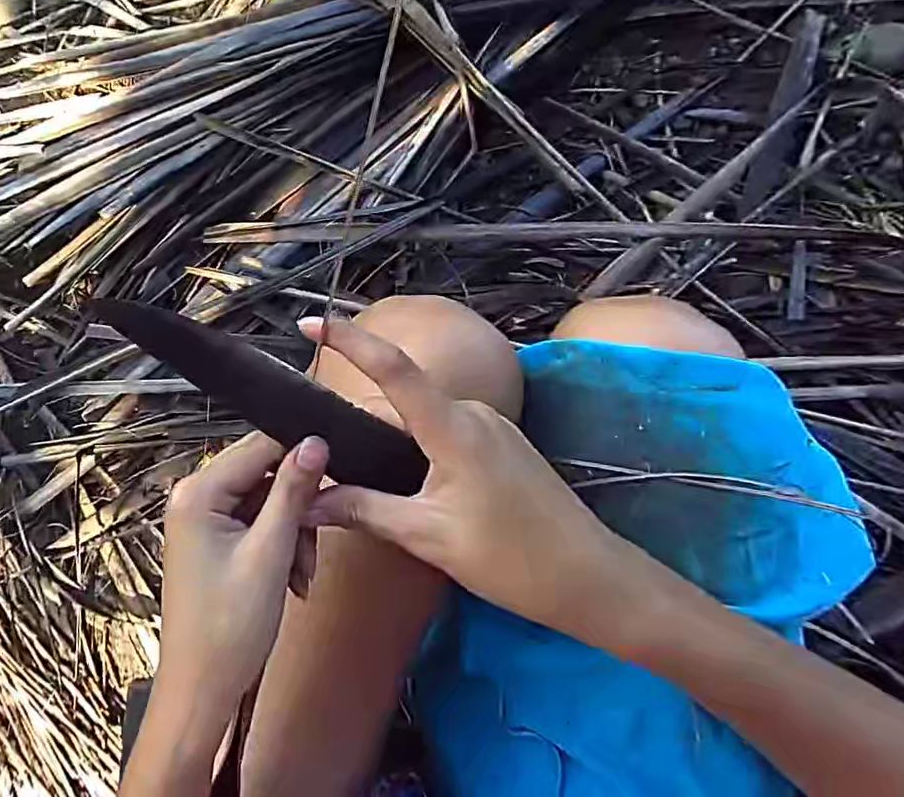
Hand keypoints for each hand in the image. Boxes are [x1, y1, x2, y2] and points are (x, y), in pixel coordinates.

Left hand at [155, 431, 329, 711]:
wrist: (201, 693)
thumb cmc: (225, 632)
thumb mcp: (270, 553)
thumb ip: (292, 492)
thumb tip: (313, 443)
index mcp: (197, 493)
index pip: (258, 446)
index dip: (298, 455)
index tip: (332, 468)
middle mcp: (194, 498)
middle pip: (262, 474)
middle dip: (295, 507)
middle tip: (313, 539)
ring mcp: (201, 520)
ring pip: (264, 501)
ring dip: (292, 532)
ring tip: (300, 572)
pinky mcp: (212, 539)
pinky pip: (256, 523)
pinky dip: (280, 546)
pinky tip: (290, 577)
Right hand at [300, 315, 672, 651]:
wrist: (596, 581)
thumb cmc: (514, 560)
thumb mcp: (429, 536)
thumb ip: (364, 510)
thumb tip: (307, 501)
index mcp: (453, 426)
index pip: (391, 367)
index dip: (348, 339)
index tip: (310, 322)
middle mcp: (472, 412)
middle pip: (399, 398)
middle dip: (360, 420)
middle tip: (328, 457)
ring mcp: (490, 424)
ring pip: (421, 417)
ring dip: (390, 439)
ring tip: (366, 480)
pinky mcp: (500, 442)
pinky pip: (443, 429)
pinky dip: (416, 446)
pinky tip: (410, 482)